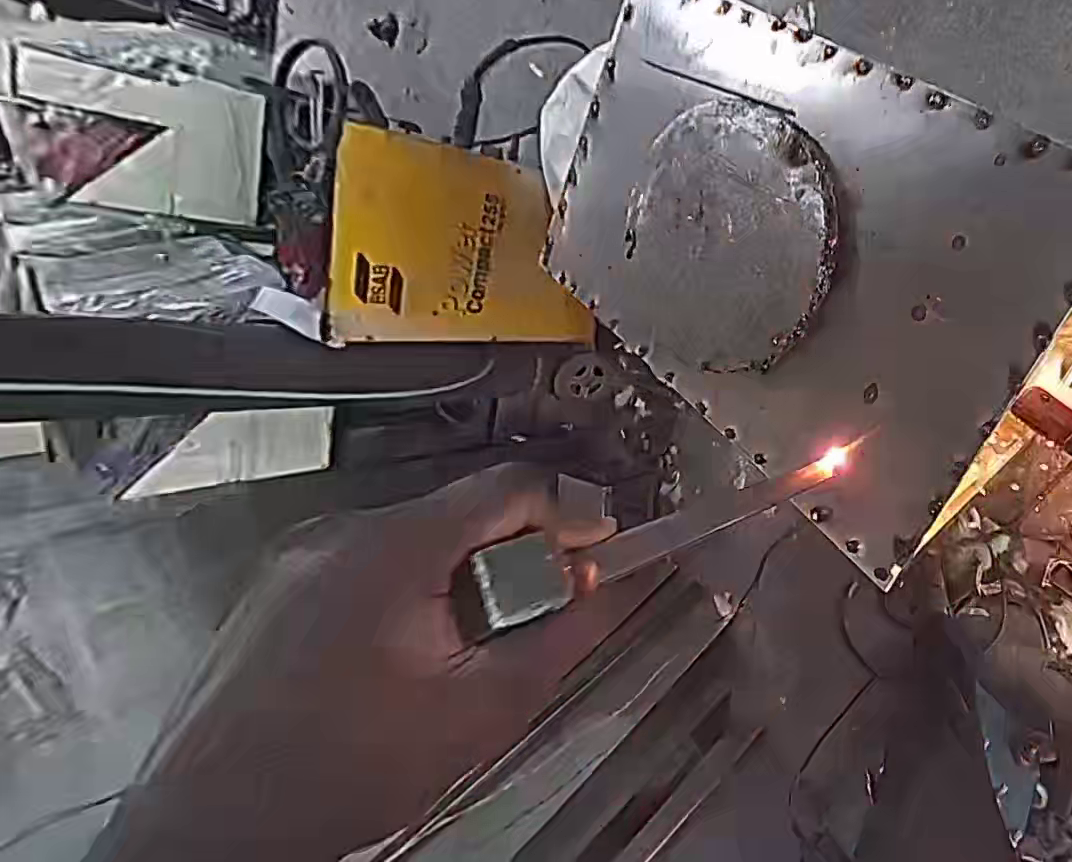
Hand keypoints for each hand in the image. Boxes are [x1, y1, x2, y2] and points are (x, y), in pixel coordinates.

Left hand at [93, 465, 654, 861]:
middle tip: (552, 594)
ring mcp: (306, 552)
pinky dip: (438, 571)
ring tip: (490, 622)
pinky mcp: (290, 575)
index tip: (600, 545)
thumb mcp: (491, 703)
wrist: (205, 843)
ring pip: (439, 525)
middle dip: (530, 543)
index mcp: (390, 552)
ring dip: (486, 559)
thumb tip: (624, 578)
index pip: (512, 485)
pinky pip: (396, 547)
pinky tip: (433, 629)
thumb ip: (572, 628)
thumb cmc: (350, 774)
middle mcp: (342, 534)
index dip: (571, 509)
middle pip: (475, 505)